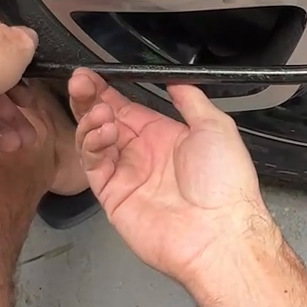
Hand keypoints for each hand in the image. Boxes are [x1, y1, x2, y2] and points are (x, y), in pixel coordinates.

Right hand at [69, 71, 278, 283]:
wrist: (219, 231)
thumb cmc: (226, 185)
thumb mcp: (216, 127)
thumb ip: (191, 100)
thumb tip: (178, 80)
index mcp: (167, 137)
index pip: (128, 109)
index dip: (108, 92)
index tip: (94, 76)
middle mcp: (145, 155)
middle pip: (106, 121)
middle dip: (90, 99)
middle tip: (80, 82)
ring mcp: (128, 175)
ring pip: (94, 140)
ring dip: (91, 120)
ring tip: (99, 110)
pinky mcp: (114, 196)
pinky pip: (93, 165)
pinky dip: (92, 144)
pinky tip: (104, 131)